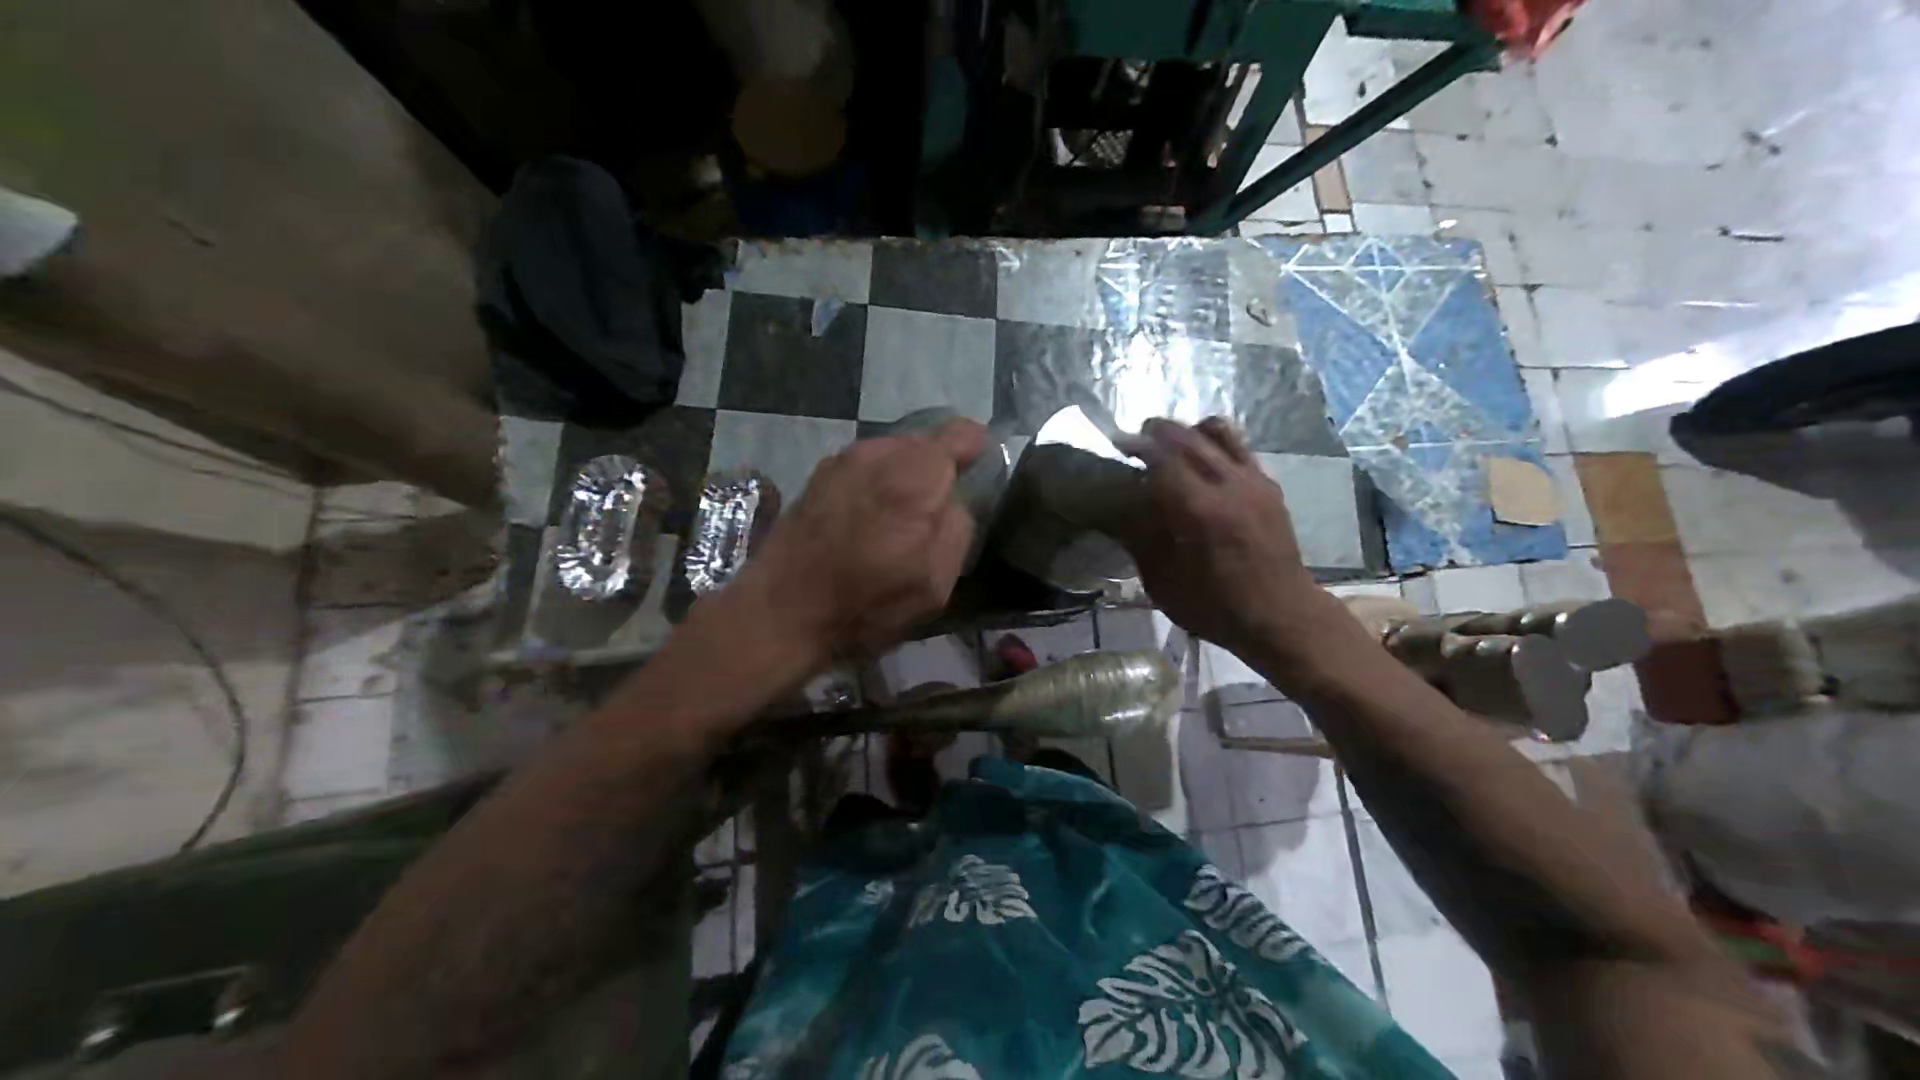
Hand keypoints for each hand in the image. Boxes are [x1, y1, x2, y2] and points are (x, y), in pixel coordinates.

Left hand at [721, 418, 986, 665]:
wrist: (781, 611)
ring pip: (892, 452)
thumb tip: (956, 498)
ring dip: (903, 476)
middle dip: (937, 469)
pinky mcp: (818, 474)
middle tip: (935, 510)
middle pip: (925, 442)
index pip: (962, 433)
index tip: (976, 476)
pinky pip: (864, 465)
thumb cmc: (866, 604)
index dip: (976, 451)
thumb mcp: (935, 582)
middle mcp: (879, 454)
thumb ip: (958, 528)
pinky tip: (866, 519)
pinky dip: (875, 482)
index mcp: (916, 476)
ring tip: (898, 518)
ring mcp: (843, 459)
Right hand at [1118, 417, 1330, 657]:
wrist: (1281, 616)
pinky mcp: (1269, 486)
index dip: (1137, 446)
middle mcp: (1229, 486)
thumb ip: (1140, 538)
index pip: (1162, 458)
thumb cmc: (1215, 607)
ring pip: (1219, 432)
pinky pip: (1239, 448)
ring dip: (1188, 431)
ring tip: (1169, 443)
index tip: (1117, 445)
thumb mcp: (1162, 582)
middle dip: (1158, 431)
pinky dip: (1214, 443)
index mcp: (1199, 511)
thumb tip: (1120, 508)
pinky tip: (1201, 462)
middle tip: (1136, 440)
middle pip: (1189, 437)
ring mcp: (1254, 482)